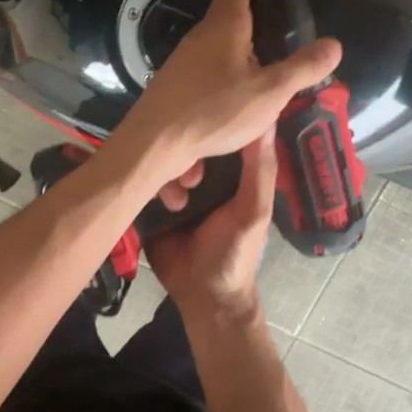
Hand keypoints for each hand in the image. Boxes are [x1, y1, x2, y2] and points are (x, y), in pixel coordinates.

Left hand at [113, 0, 340, 178]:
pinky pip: (204, 80)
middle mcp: (199, 37)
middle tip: (284, 47)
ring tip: (265, 84)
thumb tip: (334, 45)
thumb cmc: (213, 111)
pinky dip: (223, 88)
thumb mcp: (269, 92)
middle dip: (257, 31)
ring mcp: (182, 64)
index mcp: (224, 26)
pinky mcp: (173, 89)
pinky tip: (235, 112)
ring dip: (240, 65)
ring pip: (217, 54)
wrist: (153, 145)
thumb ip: (303, 68)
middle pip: (230, 20)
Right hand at [148, 133, 276, 323]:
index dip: (215, 124)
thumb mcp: (253, 210)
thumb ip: (260, 170)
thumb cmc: (235, 252)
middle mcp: (203, 177)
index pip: (221, 136)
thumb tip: (267, 117)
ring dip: (167, 177)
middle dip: (185, 153)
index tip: (205, 117)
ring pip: (164, 163)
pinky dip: (145, 185)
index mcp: (231, 174)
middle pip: (187, 146)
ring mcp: (175, 190)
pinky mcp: (151, 205)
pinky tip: (153, 198)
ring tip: (175, 202)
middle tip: (191, 177)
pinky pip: (143, 184)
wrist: (201, 294)